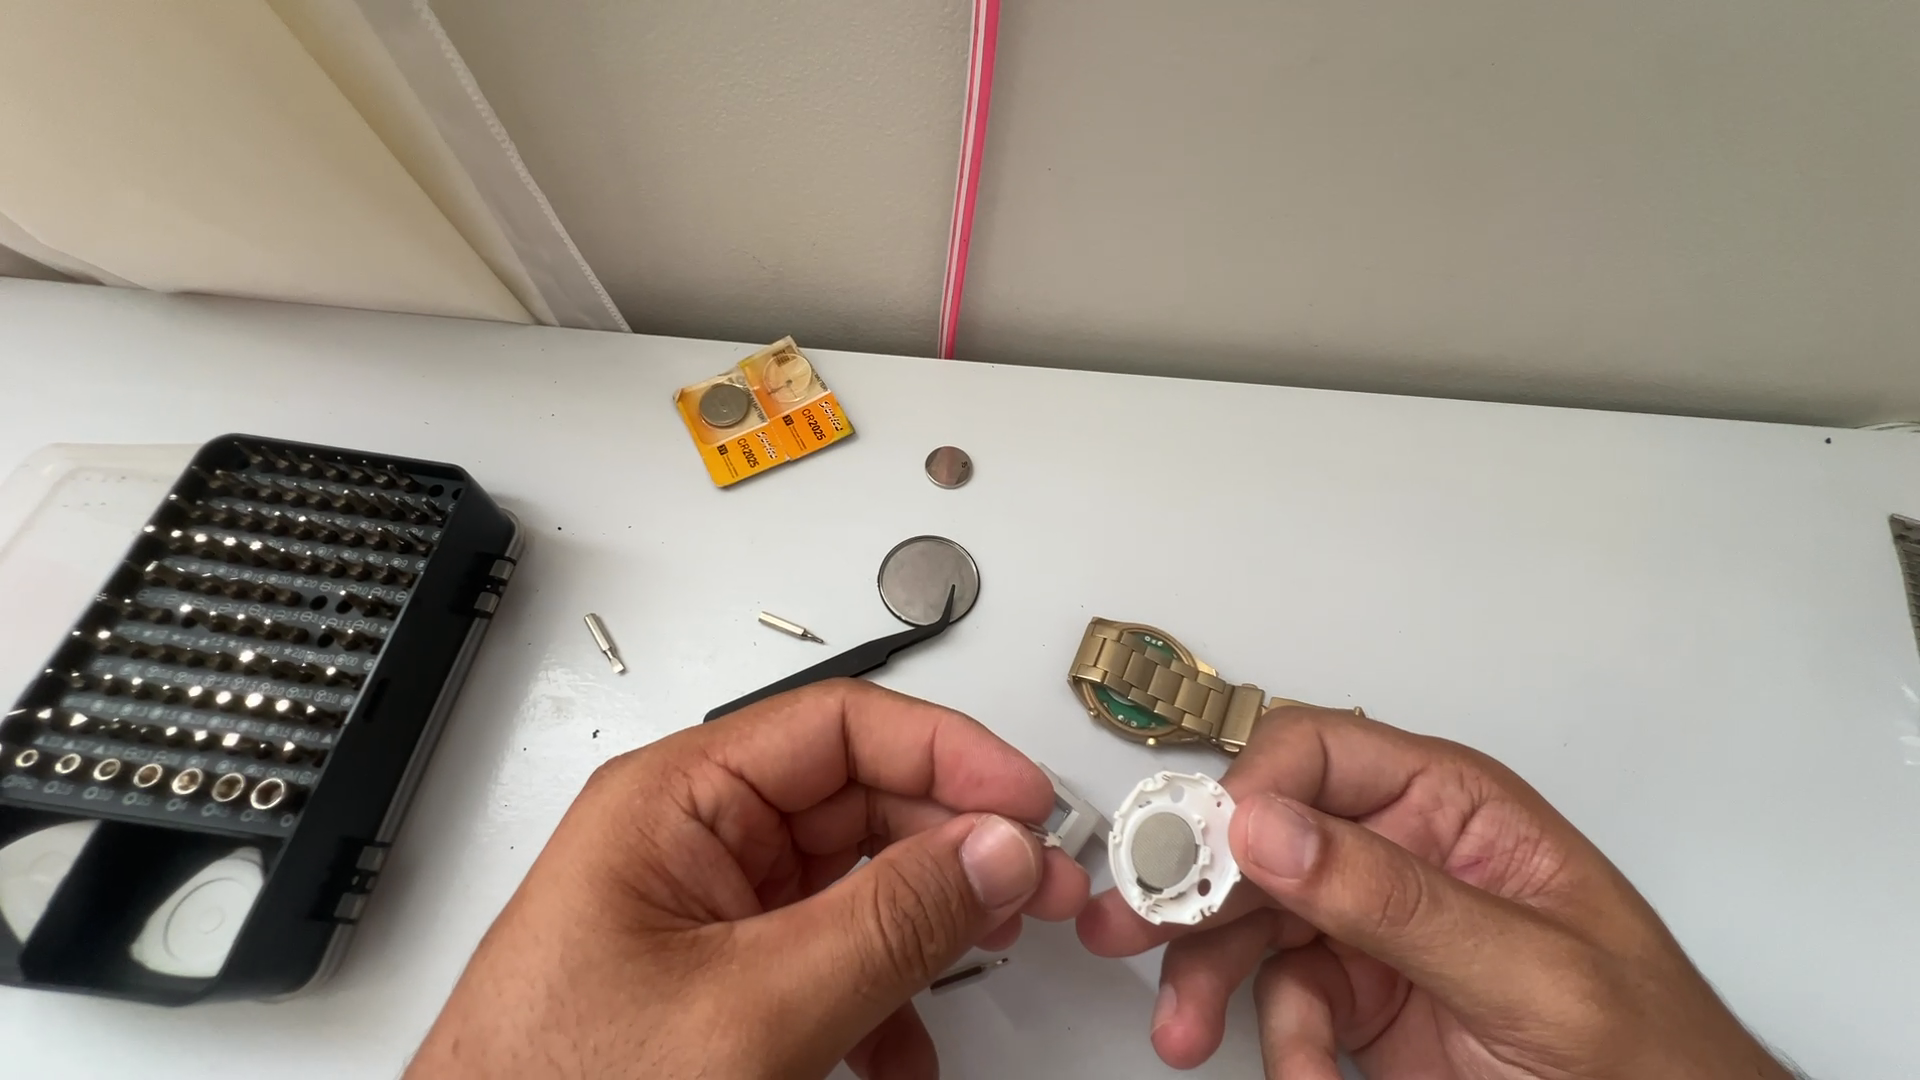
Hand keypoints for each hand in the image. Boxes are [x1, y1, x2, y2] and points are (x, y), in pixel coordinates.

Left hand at [407, 679, 1089, 1079]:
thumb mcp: (749, 1013)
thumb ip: (888, 923)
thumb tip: (996, 848)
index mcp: (681, 797)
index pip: (840, 726)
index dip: (944, 748)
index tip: (1021, 794)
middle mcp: (703, 831)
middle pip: (861, 793)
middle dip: (954, 834)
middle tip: (1032, 876)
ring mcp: (720, 901)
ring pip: (859, 869)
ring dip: (933, 908)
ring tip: (994, 939)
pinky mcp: (732, 964)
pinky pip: (837, 940)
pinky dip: (890, 980)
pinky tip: (908, 1037)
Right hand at [1078, 706, 1792, 1078]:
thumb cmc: (1656, 1068)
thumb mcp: (1532, 979)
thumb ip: (1392, 896)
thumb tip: (1259, 824)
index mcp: (1440, 801)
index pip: (1311, 751)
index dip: (1250, 789)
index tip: (1207, 854)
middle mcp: (1385, 844)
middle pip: (1258, 835)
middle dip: (1194, 886)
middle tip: (1128, 923)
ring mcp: (1361, 919)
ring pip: (1247, 915)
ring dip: (1205, 970)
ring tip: (1176, 1028)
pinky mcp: (1347, 988)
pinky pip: (1276, 992)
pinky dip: (1274, 1040)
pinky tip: (1297, 1079)